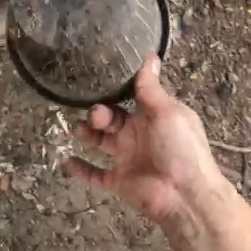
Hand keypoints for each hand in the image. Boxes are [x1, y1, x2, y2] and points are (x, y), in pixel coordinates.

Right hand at [66, 55, 222, 225]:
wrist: (184, 195)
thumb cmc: (180, 148)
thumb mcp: (166, 112)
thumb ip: (150, 87)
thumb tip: (150, 55)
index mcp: (152, 115)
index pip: (130, 97)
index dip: (115, 88)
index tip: (97, 77)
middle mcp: (138, 134)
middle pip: (111, 117)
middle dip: (99, 113)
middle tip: (96, 116)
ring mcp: (127, 158)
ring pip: (100, 142)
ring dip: (87, 134)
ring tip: (78, 130)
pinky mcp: (118, 181)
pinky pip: (95, 174)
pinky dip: (80, 169)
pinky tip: (66, 161)